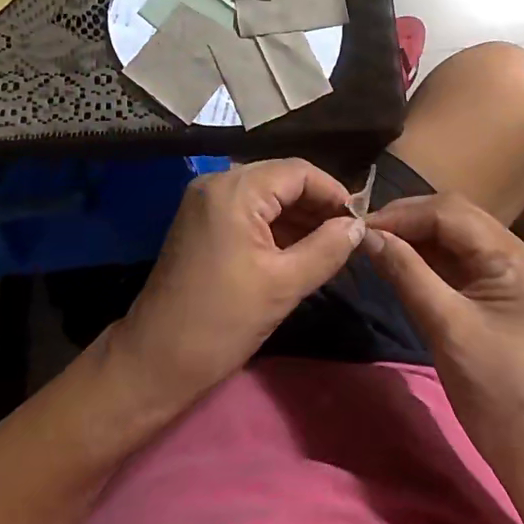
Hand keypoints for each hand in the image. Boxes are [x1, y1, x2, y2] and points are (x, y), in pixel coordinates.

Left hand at [108, 159, 366, 406]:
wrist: (159, 353)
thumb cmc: (224, 318)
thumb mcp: (284, 284)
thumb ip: (326, 248)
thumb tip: (358, 226)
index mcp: (233, 190)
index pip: (296, 171)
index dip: (334, 191)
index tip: (363, 222)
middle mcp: (216, 183)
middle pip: (279, 178)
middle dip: (316, 203)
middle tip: (351, 236)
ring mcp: (204, 201)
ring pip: (263, 194)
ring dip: (297, 215)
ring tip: (333, 245)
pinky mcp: (200, 221)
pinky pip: (245, 210)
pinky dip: (274, 225)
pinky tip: (301, 249)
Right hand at [362, 193, 523, 483]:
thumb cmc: (496, 389)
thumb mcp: (445, 325)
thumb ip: (405, 271)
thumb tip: (364, 234)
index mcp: (517, 260)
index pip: (450, 213)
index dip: (402, 214)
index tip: (360, 227)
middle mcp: (520, 256)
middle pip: (454, 216)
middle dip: (407, 219)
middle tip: (365, 234)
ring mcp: (512, 274)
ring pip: (454, 234)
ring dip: (414, 235)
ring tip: (376, 245)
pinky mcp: (500, 291)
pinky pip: (457, 257)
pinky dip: (426, 254)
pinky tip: (398, 261)